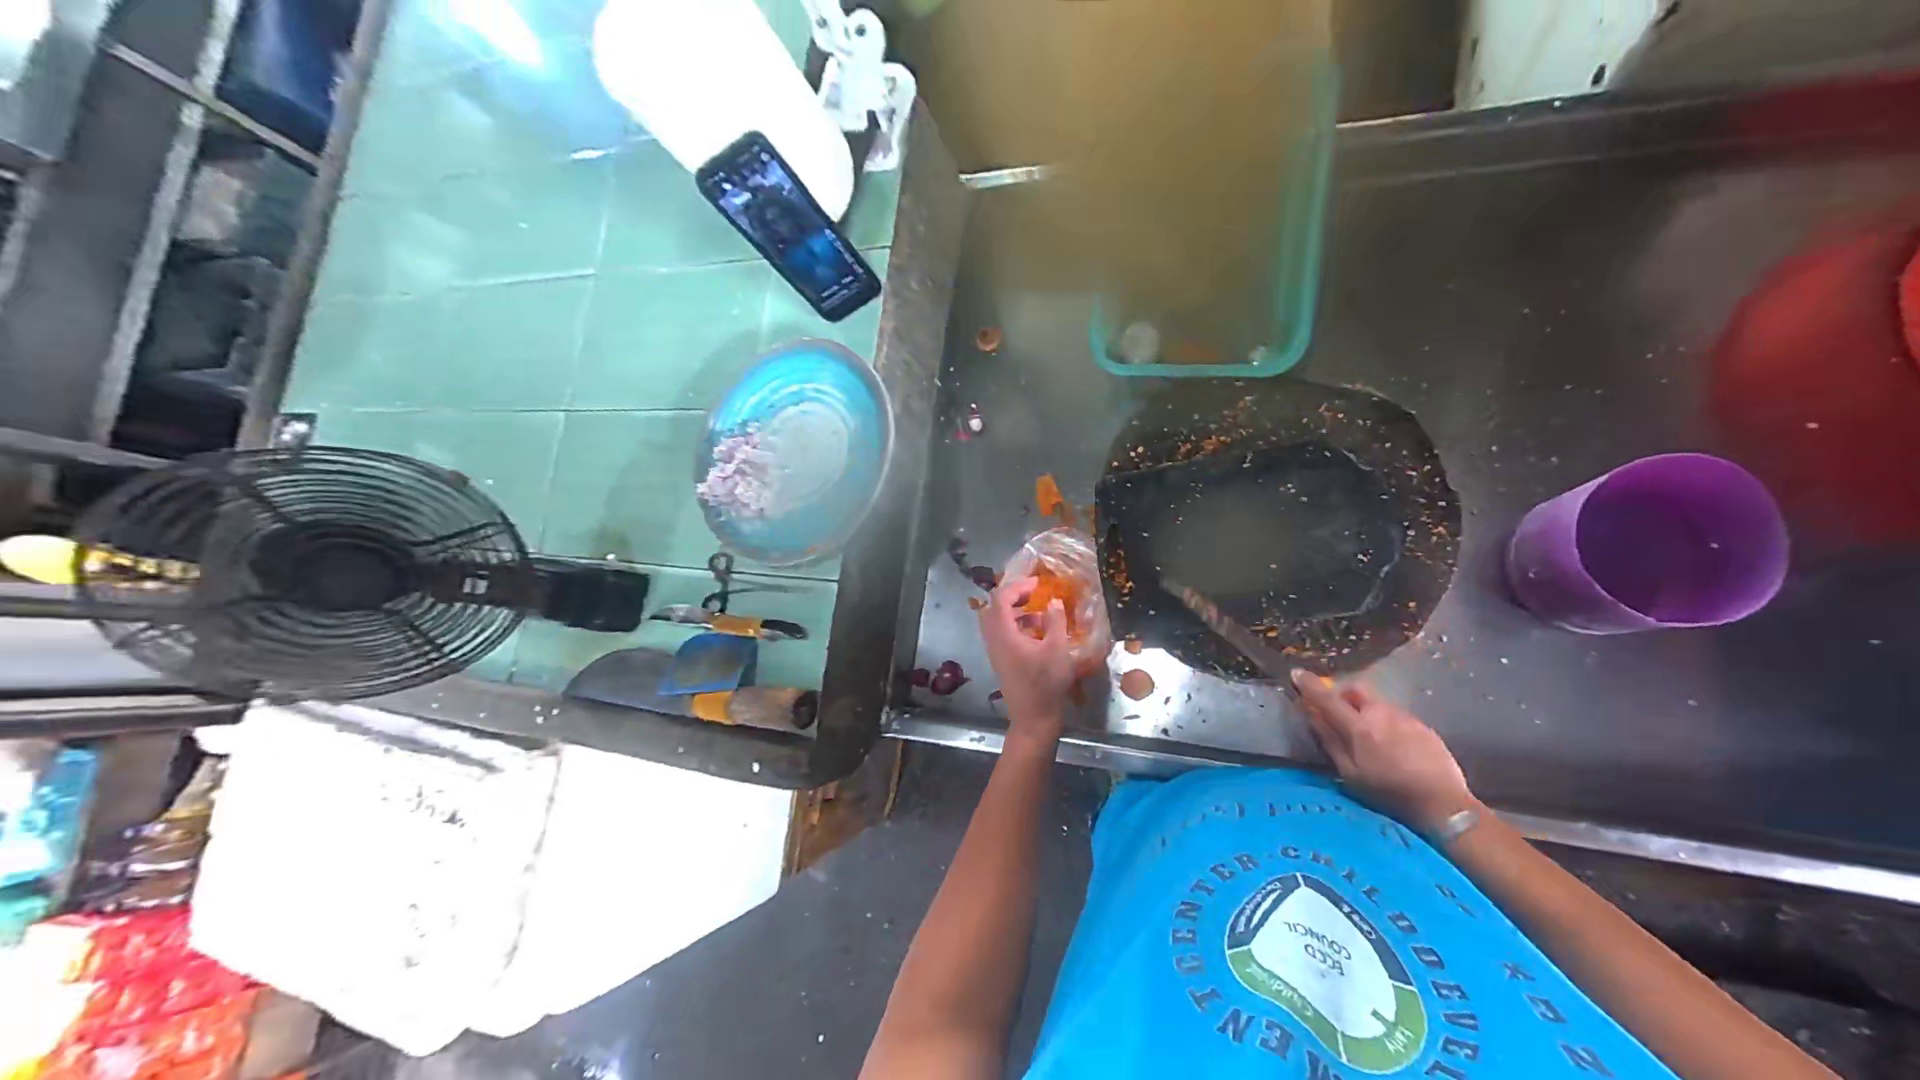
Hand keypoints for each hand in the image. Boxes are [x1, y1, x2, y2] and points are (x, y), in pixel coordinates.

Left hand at [979, 576, 1074, 742]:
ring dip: (1016, 611)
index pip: (1001, 598)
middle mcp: (994, 640)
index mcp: (1003, 634)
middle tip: (1034, 594)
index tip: (1038, 583)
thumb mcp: (1057, 649)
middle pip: (994, 607)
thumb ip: (1055, 621)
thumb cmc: (1047, 683)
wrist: (1034, 718)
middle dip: (1013, 596)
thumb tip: (1052, 601)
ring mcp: (995, 651)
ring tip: (1040, 613)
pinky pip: (1002, 633)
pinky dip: (1017, 625)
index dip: (1018, 586)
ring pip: (997, 621)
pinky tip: (1039, 632)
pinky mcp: (1001, 660)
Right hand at [1292, 672, 1476, 830]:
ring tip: (1369, 738)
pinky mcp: (1423, 726)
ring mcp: (1406, 717)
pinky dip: (1386, 723)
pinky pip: (1396, 716)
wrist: (1445, 805)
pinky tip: (1393, 747)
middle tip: (1338, 715)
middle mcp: (1382, 713)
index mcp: (1359, 727)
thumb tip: (1311, 715)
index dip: (1309, 685)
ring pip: (1376, 704)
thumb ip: (1330, 741)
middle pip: (1354, 691)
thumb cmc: (1389, 793)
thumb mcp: (1351, 773)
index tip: (1296, 673)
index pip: (1327, 698)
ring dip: (1365, 712)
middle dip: (1342, 697)